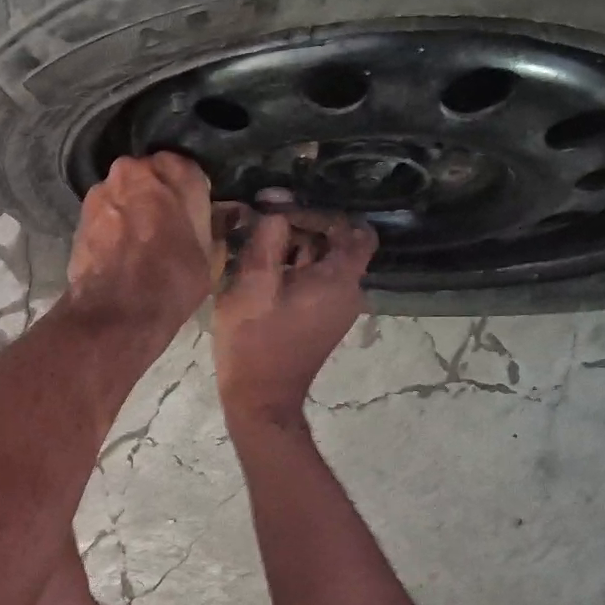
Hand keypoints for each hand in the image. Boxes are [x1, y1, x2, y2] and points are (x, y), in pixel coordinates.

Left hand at [64, 153, 213, 338]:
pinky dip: (110, 225)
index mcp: (177, 171)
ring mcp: (103, 188)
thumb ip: (212, 225)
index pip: (188, 170)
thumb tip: (217, 217)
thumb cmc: (173, 280)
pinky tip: (116, 251)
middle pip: (151, 176)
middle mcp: (137, 169)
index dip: (190, 194)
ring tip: (137, 243)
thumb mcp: (212, 256)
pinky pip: (104, 213)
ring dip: (130, 209)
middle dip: (156, 196)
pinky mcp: (80, 212)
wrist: (117, 310)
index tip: (191, 216)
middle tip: (164, 227)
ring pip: (123, 193)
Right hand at [211, 208, 378, 426]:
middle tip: (261, 225)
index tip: (279, 212)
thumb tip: (275, 206)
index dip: (319, 213)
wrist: (260, 398)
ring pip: (324, 263)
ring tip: (256, 247)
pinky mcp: (323, 321)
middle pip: (337, 244)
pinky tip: (263, 273)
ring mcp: (338, 310)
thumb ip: (267, 238)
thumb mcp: (253, 282)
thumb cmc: (254, 339)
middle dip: (301, 229)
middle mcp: (350, 292)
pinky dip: (295, 271)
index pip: (351, 228)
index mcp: (340, 279)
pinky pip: (316, 283)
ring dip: (295, 250)